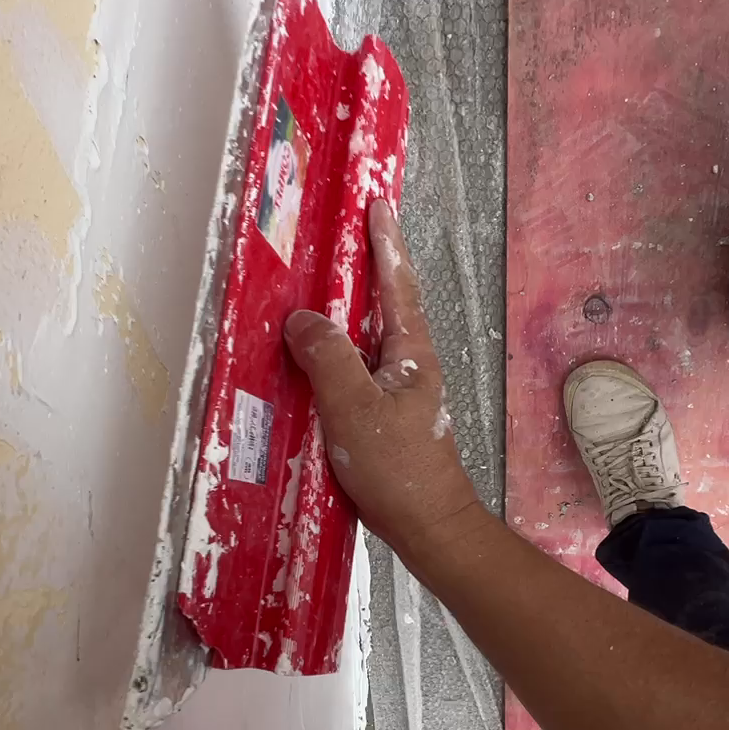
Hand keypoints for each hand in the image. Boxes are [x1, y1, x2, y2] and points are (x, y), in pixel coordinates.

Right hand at [284, 200, 483, 553]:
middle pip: (383, 307)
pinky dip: (334, 359)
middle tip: (338, 240)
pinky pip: (354, 374)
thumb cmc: (398, 466)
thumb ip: (328, 358)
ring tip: (315, 295)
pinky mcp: (383, 419)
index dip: (386, 244)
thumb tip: (302, 318)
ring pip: (365, 342)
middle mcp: (407, 366)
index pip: (397, 285)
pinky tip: (312, 365)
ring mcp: (397, 394)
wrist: (426, 525)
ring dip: (345, 316)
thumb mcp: (356, 407)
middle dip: (364, 271)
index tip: (378, 204)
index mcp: (410, 353)